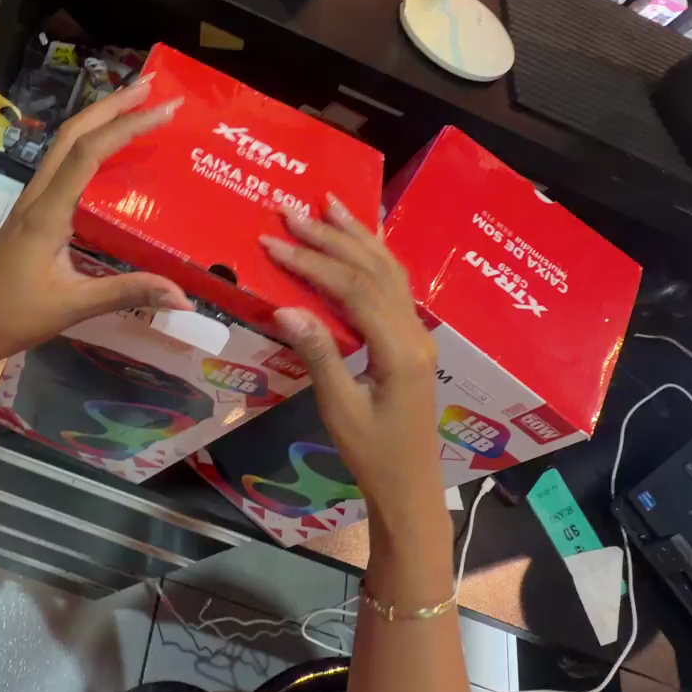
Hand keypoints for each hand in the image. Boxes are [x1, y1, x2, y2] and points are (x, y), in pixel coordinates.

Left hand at [0, 77, 194, 387]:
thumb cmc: (13, 316)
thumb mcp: (74, 306)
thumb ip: (128, 293)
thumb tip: (184, 296)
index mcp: (47, 212)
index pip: (88, 153)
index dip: (127, 126)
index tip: (165, 109)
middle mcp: (37, 196)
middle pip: (72, 133)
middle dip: (112, 105)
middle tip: (152, 87)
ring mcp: (32, 202)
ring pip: (64, 146)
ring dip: (99, 120)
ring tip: (136, 107)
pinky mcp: (32, 214)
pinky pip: (63, 168)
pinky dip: (90, 147)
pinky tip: (111, 156)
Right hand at [261, 200, 446, 533]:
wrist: (410, 487)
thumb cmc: (371, 454)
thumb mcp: (339, 409)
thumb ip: (318, 354)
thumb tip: (284, 307)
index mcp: (399, 350)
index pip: (353, 289)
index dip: (311, 262)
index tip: (272, 242)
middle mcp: (415, 332)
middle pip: (373, 270)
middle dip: (331, 237)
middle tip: (293, 211)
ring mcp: (418, 333)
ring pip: (390, 271)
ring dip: (358, 236)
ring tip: (330, 204)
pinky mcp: (412, 339)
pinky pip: (395, 285)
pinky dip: (374, 255)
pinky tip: (361, 240)